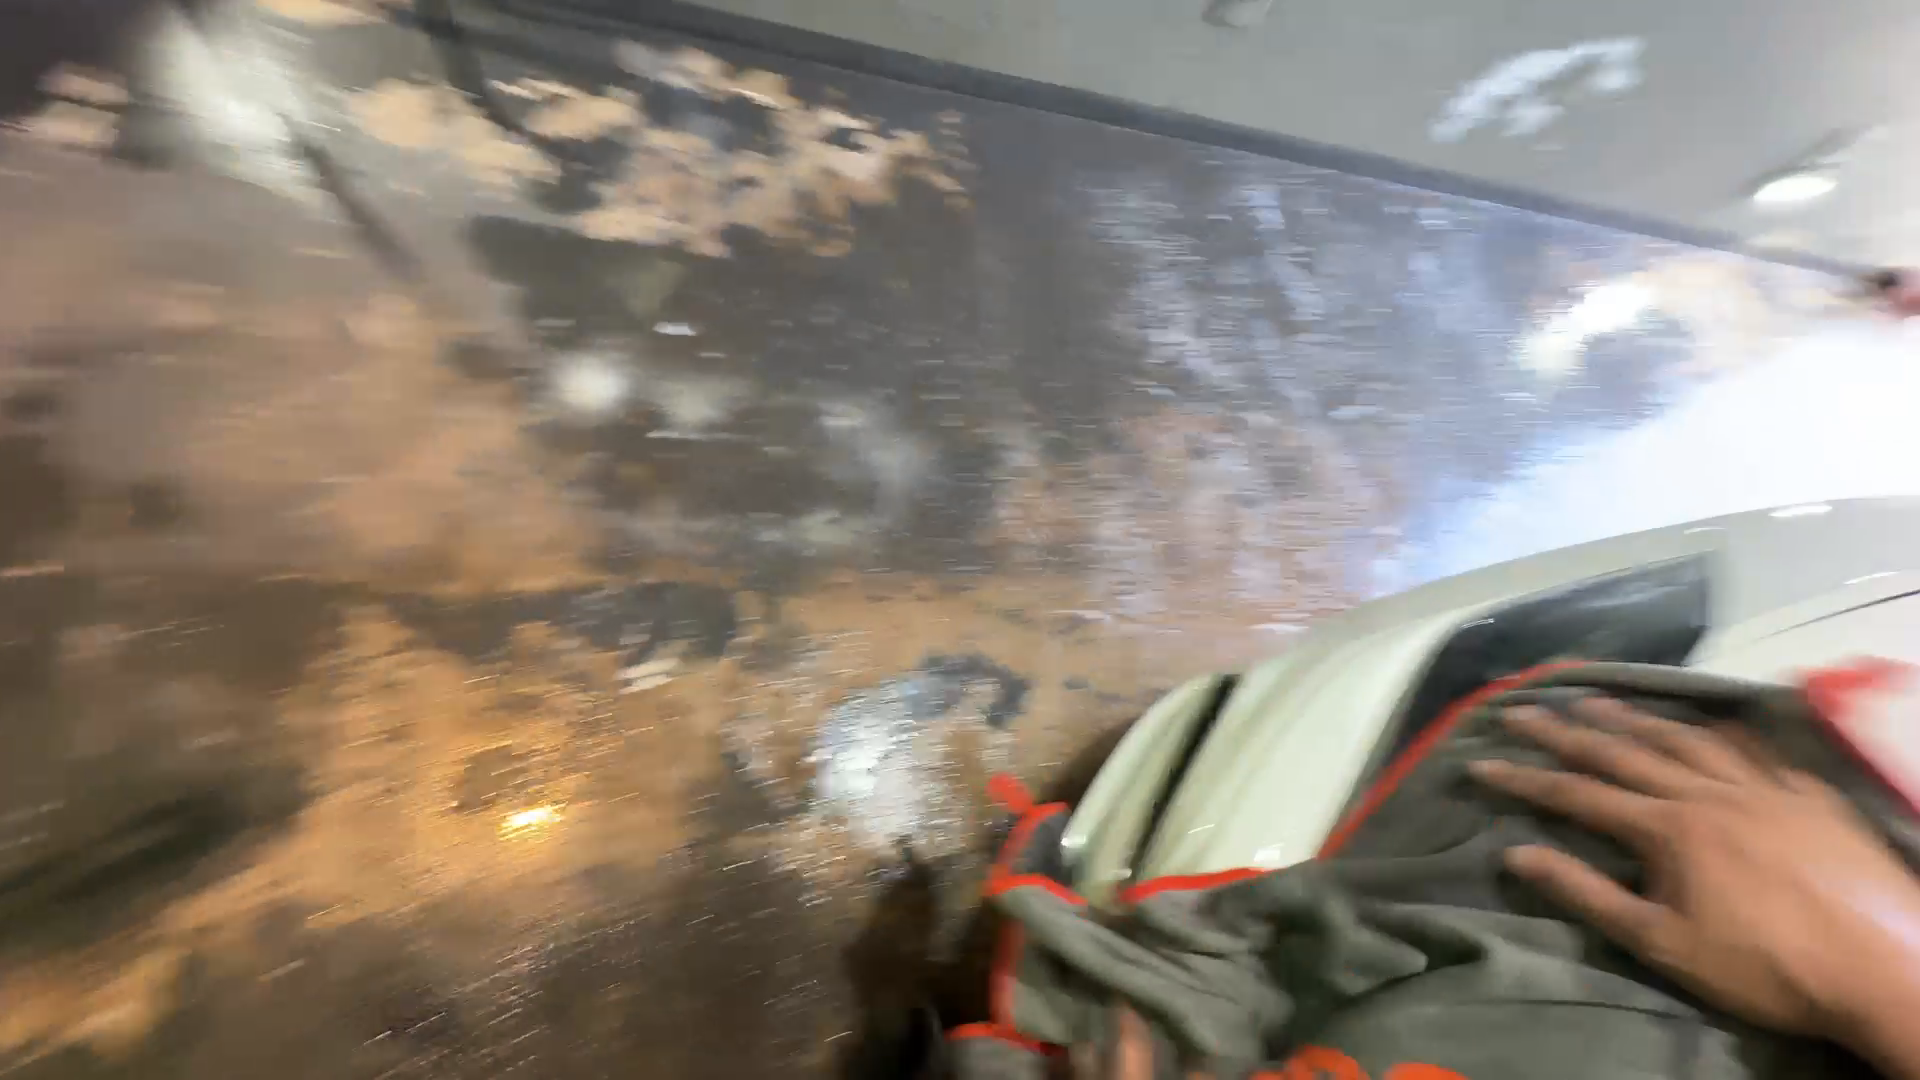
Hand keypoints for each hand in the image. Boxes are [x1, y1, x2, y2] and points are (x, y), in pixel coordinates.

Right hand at [1470, 699, 1919, 1047]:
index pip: (1573, 793)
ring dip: (1630, 717)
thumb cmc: (1770, 968)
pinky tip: (1706, 723)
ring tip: (1593, 699)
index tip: (1479, 763)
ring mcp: (1761, 791)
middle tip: (1519, 709)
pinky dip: (1721, 733)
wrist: (1904, 982)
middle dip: (1560, 730)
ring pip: (1680, 739)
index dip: (1521, 778)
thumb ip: (1586, 893)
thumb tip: (1514, 854)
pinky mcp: (1810, 800)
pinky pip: (1757, 753)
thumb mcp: (1663, 942)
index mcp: (1665, 827)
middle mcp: (1704, 794)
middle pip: (1617, 751)